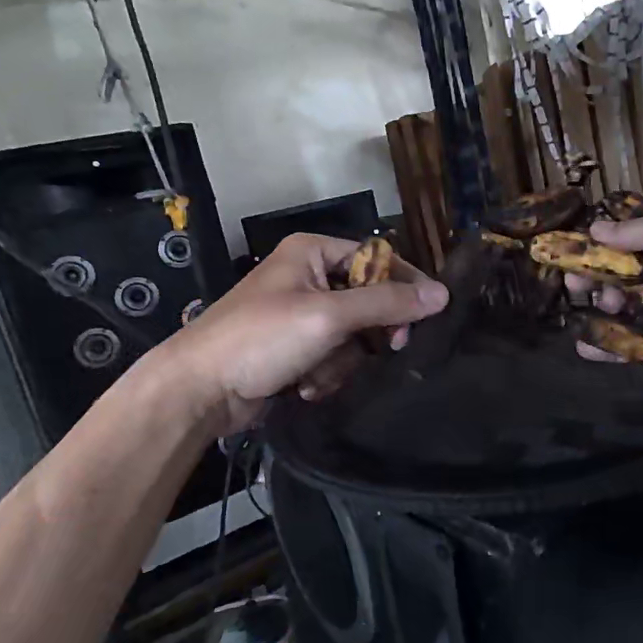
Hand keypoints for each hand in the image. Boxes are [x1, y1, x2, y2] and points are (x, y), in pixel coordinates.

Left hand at [150, 233, 447, 433]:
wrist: (201, 389)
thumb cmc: (262, 338)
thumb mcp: (328, 316)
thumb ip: (386, 304)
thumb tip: (442, 294)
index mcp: (312, 252)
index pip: (376, 258)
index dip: (404, 284)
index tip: (429, 314)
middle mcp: (307, 276)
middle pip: (367, 300)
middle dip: (367, 333)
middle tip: (384, 350)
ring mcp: (299, 315)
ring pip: (353, 335)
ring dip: (341, 361)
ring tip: (315, 374)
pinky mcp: (294, 349)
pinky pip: (332, 356)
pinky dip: (324, 374)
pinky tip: (303, 386)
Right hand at [576, 205, 642, 377]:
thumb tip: (595, 228)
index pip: (637, 224)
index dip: (601, 235)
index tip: (566, 249)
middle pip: (630, 264)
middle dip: (598, 274)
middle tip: (571, 289)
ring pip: (635, 300)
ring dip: (606, 306)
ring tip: (581, 315)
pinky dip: (620, 342)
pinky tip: (590, 348)